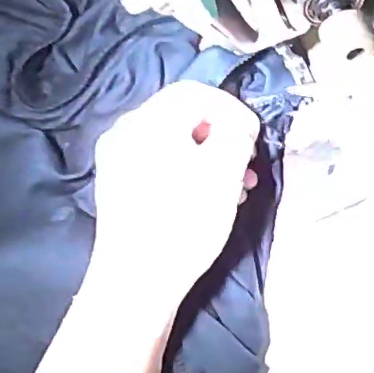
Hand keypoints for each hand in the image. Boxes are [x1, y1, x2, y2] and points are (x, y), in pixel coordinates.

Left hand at [87, 81, 260, 309]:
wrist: (136, 279)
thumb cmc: (184, 222)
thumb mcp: (224, 172)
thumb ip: (236, 133)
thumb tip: (238, 124)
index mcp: (149, 122)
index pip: (197, 92)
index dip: (233, 109)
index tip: (254, 138)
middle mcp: (126, 132)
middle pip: (185, 115)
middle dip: (224, 135)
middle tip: (248, 164)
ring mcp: (119, 159)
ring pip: (176, 140)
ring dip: (212, 155)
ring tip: (236, 186)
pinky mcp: (120, 184)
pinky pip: (162, 161)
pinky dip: (190, 169)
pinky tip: (209, 197)